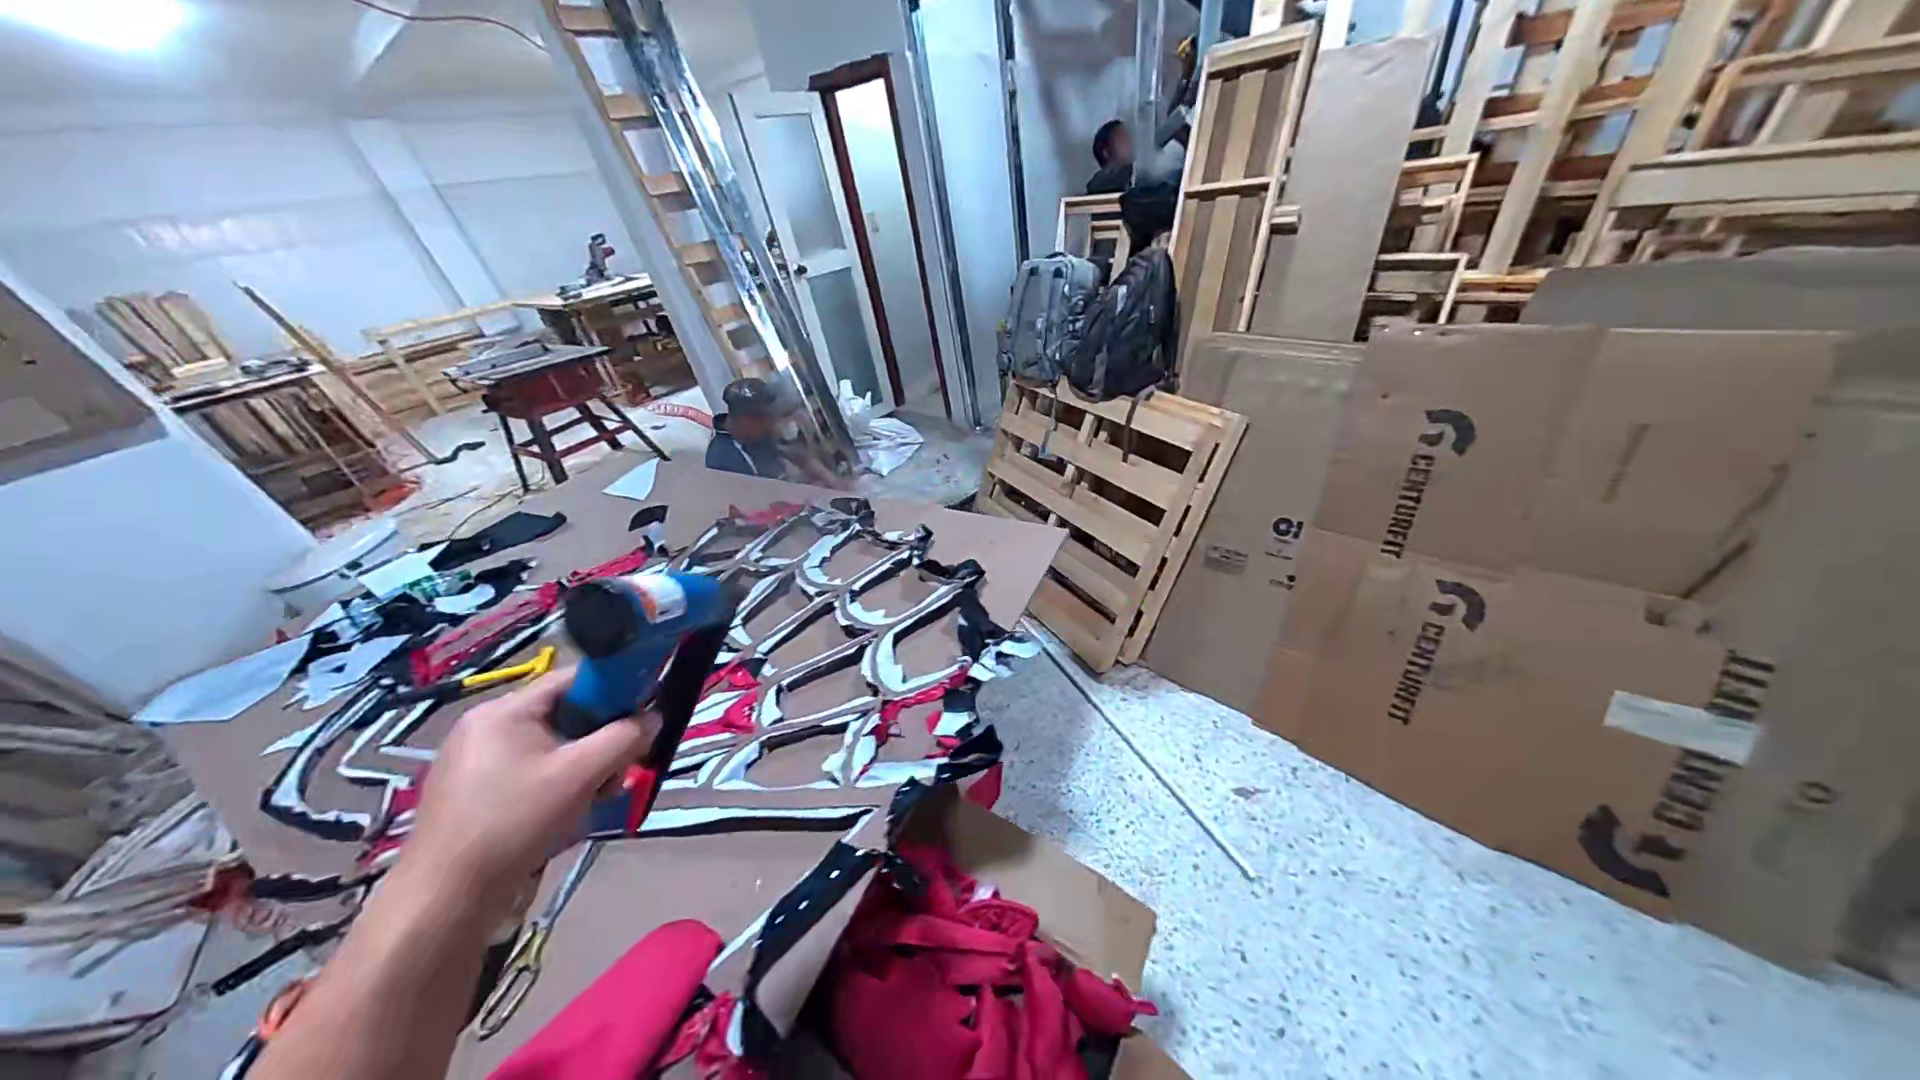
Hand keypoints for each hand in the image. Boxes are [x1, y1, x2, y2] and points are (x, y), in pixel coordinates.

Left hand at [399, 668, 654, 901]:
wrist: (444, 898)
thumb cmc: (514, 823)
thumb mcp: (581, 775)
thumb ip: (625, 738)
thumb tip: (654, 717)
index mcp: (505, 710)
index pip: (574, 679)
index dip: (614, 691)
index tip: (640, 716)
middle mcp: (486, 725)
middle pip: (565, 715)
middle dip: (599, 740)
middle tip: (616, 770)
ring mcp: (475, 759)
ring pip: (552, 745)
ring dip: (582, 766)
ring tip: (590, 799)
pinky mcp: (473, 789)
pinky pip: (531, 769)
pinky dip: (557, 783)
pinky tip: (563, 813)